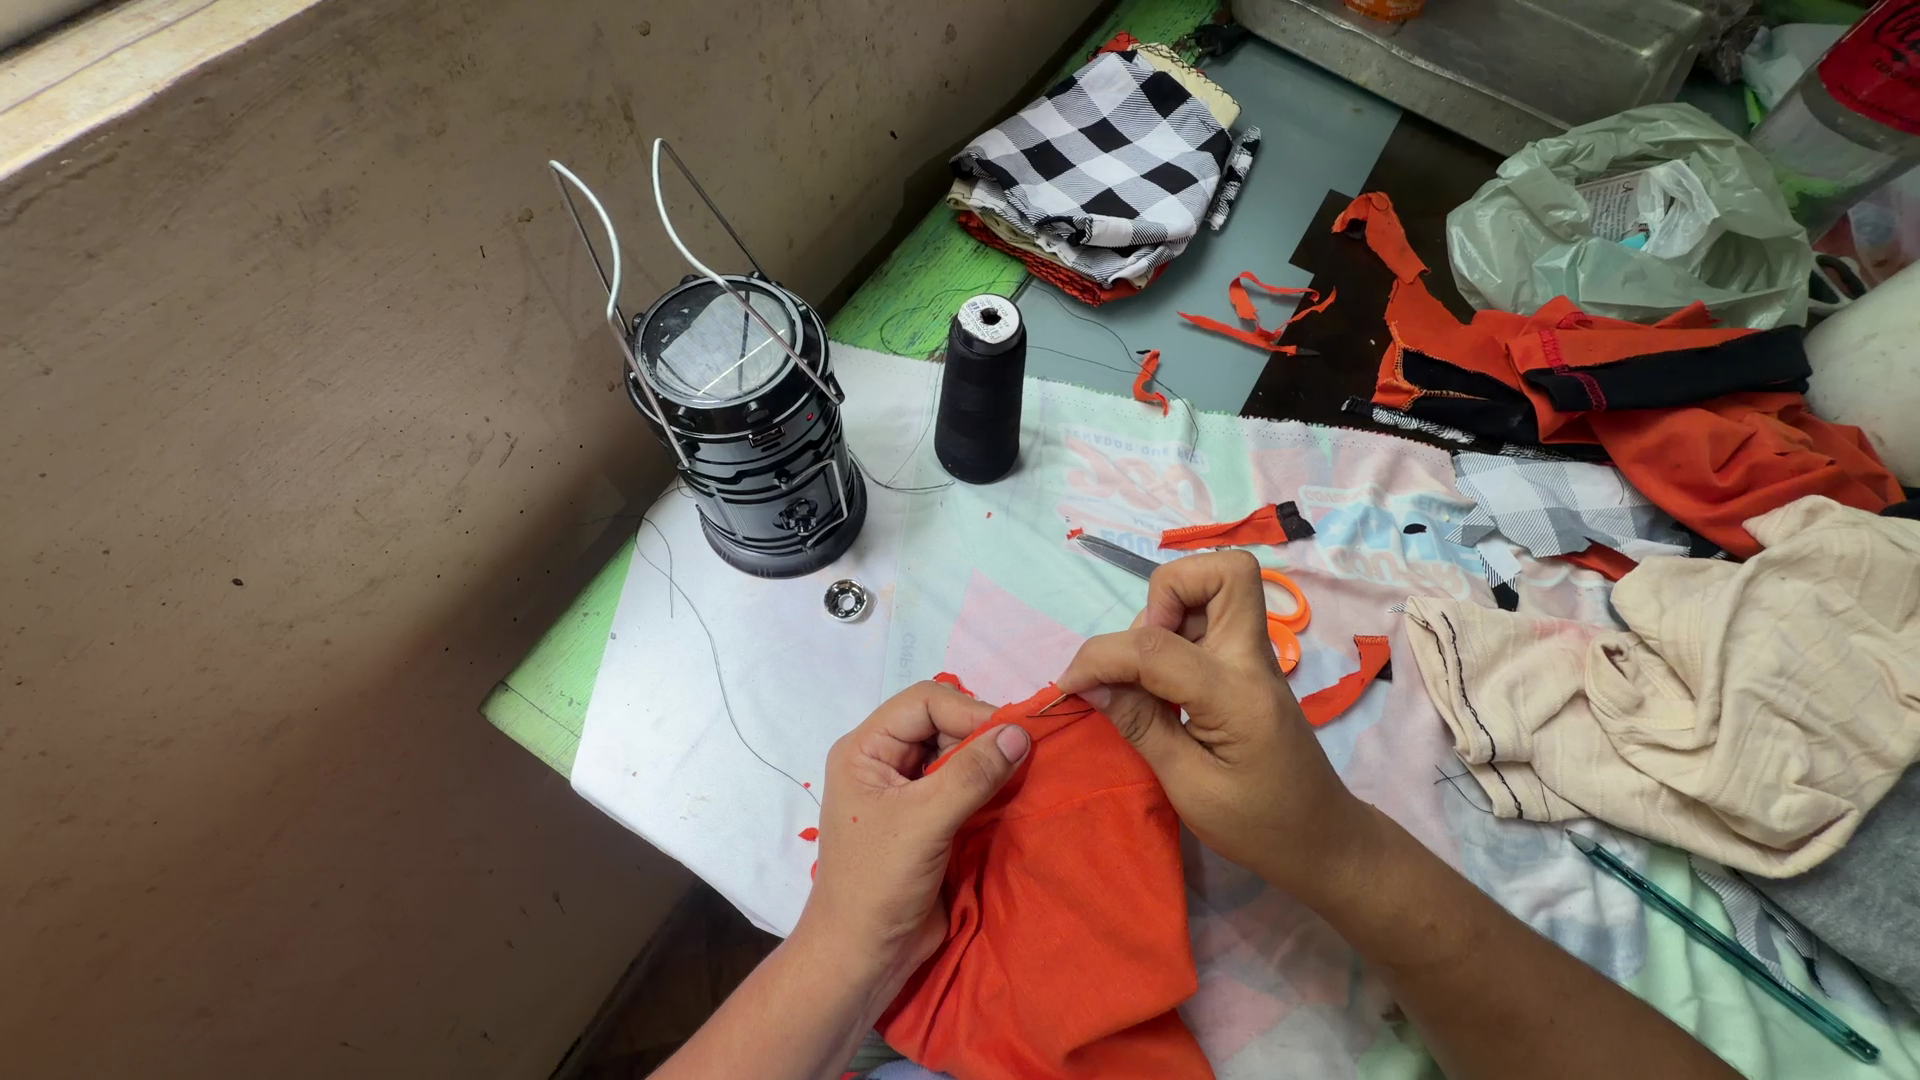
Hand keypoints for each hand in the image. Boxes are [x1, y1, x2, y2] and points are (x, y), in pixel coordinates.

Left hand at [794, 680, 1031, 998]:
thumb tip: (1019, 732)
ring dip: (987, 761)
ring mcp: (906, 790)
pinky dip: (988, 785)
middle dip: (979, 735)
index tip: (1010, 736)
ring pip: (955, 752)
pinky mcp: (928, 817)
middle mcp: (884, 761)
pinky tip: (1009, 793)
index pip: (923, 703)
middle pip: (941, 722)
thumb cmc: (878, 884)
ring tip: (1018, 773)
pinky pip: (963, 784)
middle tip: (1018, 756)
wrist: (863, 959)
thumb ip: (971, 774)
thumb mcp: (924, 822)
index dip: (967, 711)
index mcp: (865, 749)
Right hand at [1054, 551, 1375, 901]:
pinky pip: (1211, 616)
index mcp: (1237, 695)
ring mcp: (1255, 657)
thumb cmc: (1257, 826)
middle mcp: (1252, 659)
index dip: (1100, 657)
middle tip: (1140, 650)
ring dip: (1167, 612)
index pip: (1157, 646)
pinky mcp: (1248, 664)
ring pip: (1216, 586)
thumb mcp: (1187, 787)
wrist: (1323, 841)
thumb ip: (1139, 725)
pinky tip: (1161, 679)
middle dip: (1166, 590)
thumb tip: (1090, 684)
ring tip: (1146, 677)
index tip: (1072, 684)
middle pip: (1226, 571)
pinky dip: (1176, 628)